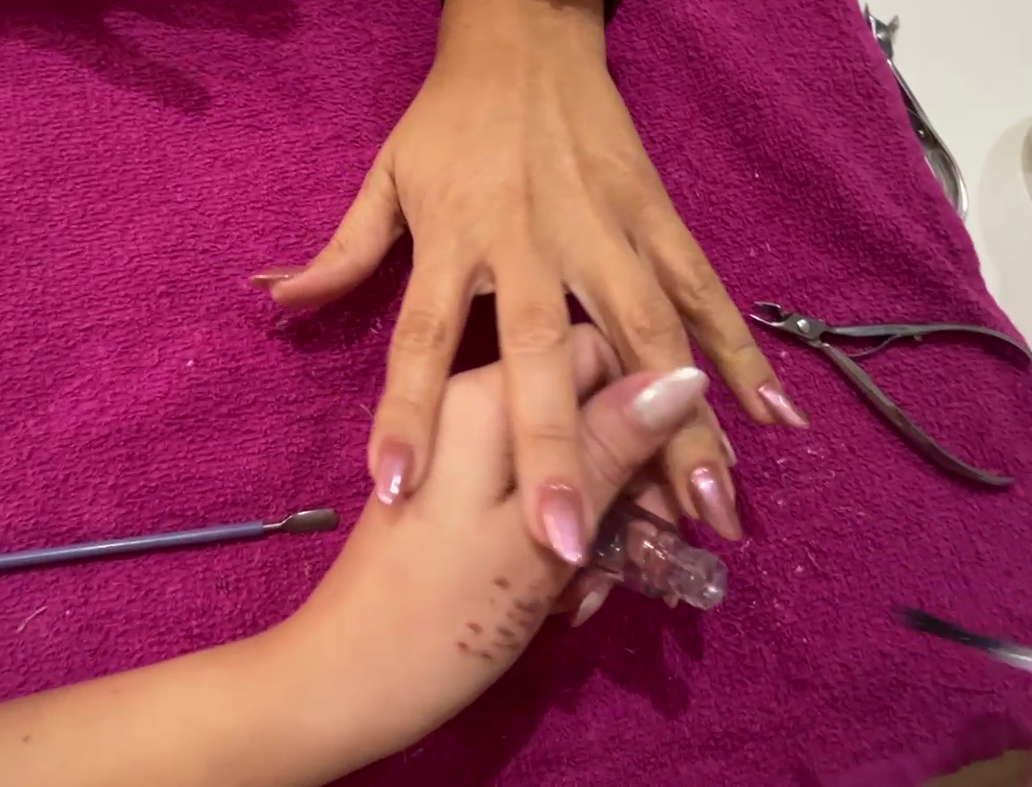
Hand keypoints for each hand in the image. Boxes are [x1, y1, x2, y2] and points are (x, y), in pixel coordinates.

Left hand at [259, 0, 801, 562]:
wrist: (524, 37)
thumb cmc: (447, 118)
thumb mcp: (384, 175)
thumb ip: (342, 250)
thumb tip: (273, 300)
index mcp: (455, 235)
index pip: (422, 337)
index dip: (405, 412)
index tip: (397, 490)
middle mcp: (530, 240)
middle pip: (538, 352)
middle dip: (550, 447)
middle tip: (563, 542)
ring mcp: (603, 228)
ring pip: (641, 333)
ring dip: (674, 424)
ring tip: (702, 514)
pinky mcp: (656, 213)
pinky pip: (700, 288)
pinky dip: (738, 349)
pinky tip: (772, 417)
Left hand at [276, 325, 707, 755]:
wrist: (348, 679)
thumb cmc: (443, 612)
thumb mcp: (542, 532)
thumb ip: (608, 447)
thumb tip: (683, 374)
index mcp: (485, 393)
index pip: (595, 353)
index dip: (648, 414)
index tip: (676, 490)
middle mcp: (472, 404)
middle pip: (583, 411)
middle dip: (627, 485)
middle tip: (643, 558)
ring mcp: (465, 450)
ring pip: (567, 463)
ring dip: (598, 527)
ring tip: (587, 596)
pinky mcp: (463, 492)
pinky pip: (535, 494)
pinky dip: (562, 542)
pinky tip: (563, 599)